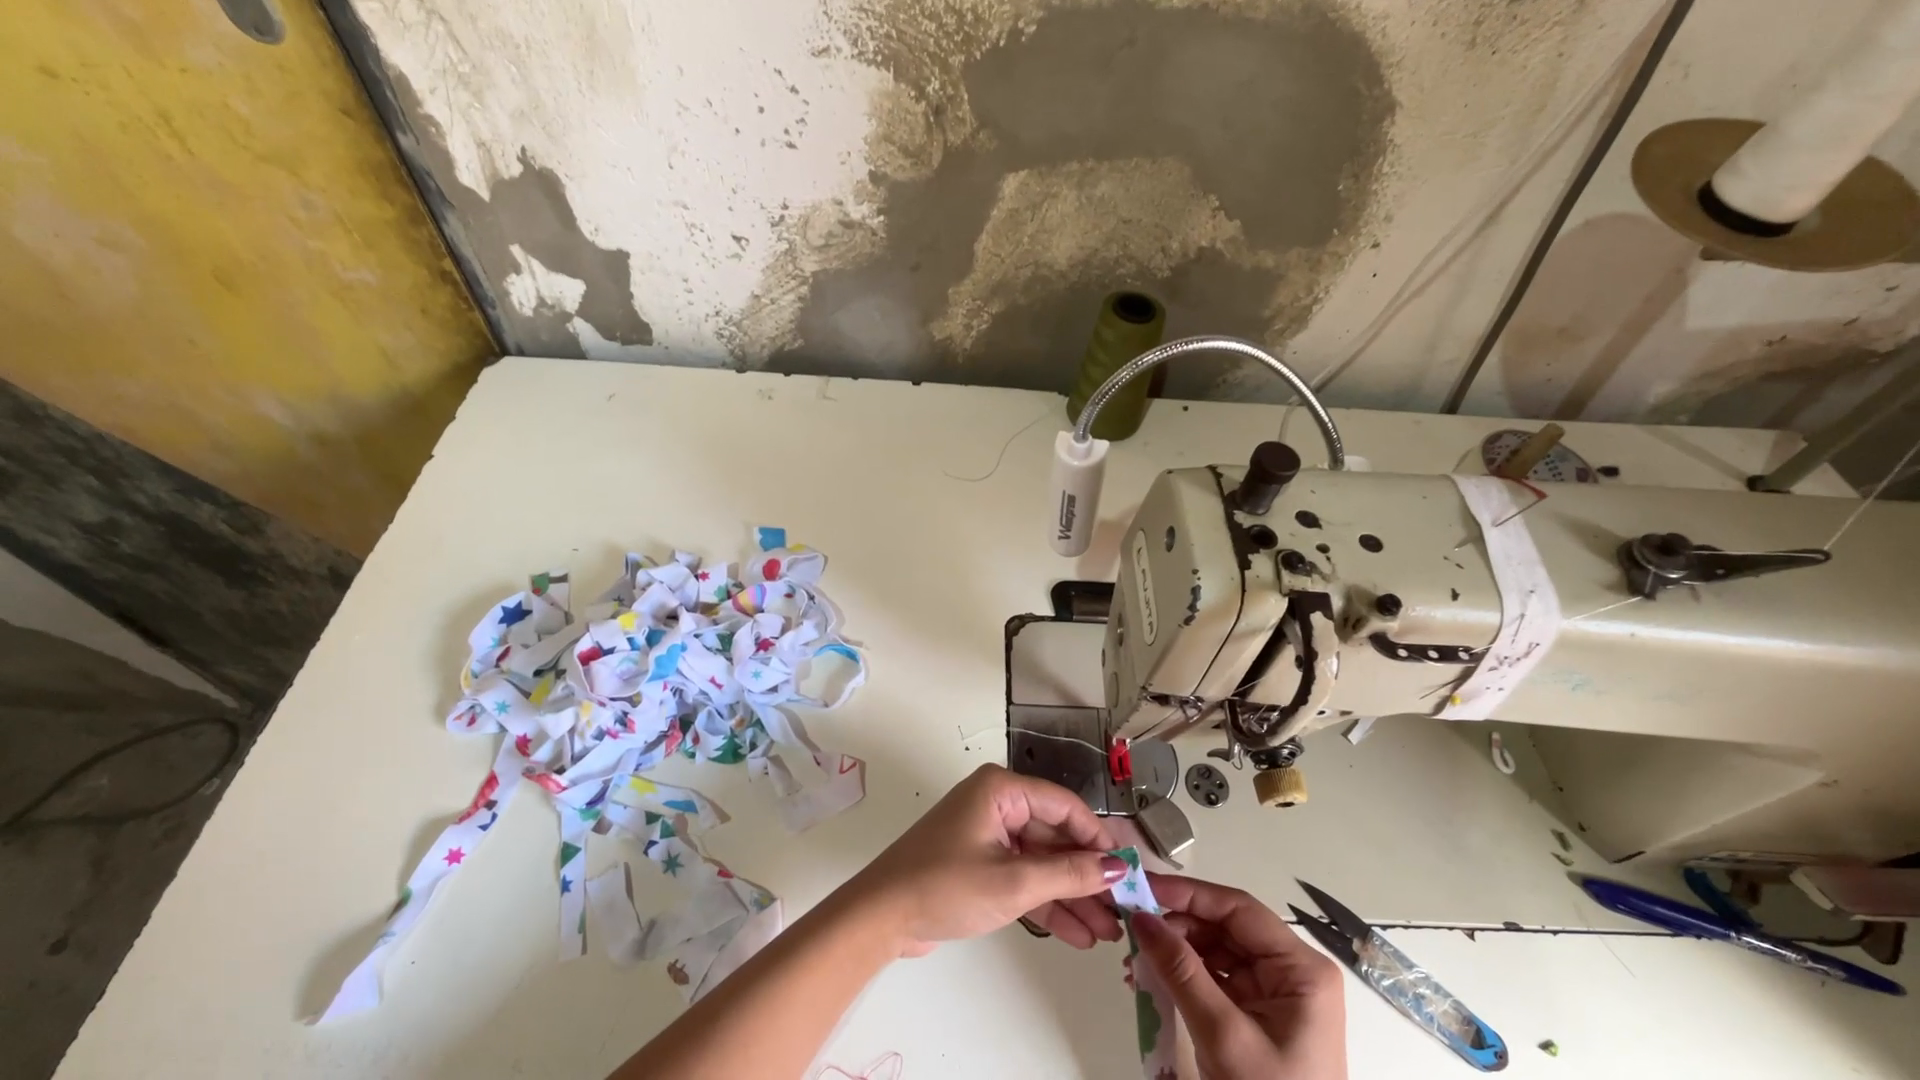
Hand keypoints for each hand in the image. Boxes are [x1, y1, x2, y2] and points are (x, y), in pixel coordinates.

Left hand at [838, 764, 1126, 955]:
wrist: (880, 917)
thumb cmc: (946, 887)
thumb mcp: (1014, 882)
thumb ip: (1069, 874)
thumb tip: (1117, 868)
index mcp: (1001, 791)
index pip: (1065, 806)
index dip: (1098, 838)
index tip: (1127, 870)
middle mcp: (997, 805)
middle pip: (1056, 837)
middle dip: (1087, 876)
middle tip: (1124, 909)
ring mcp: (988, 836)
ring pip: (1042, 862)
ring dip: (1072, 895)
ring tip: (1108, 932)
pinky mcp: (980, 865)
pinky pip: (1024, 878)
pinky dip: (1047, 903)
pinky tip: (1078, 934)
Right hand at [1133, 875, 1347, 1079]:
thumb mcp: (1223, 1035)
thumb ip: (1181, 972)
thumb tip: (1140, 916)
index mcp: (1301, 969)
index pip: (1239, 910)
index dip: (1189, 895)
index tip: (1142, 890)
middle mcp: (1293, 972)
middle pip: (1227, 928)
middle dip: (1178, 927)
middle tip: (1131, 931)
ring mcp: (1278, 995)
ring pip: (1218, 952)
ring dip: (1176, 953)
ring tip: (1135, 964)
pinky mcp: (1261, 1016)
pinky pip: (1217, 980)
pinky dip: (1184, 979)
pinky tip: (1152, 983)